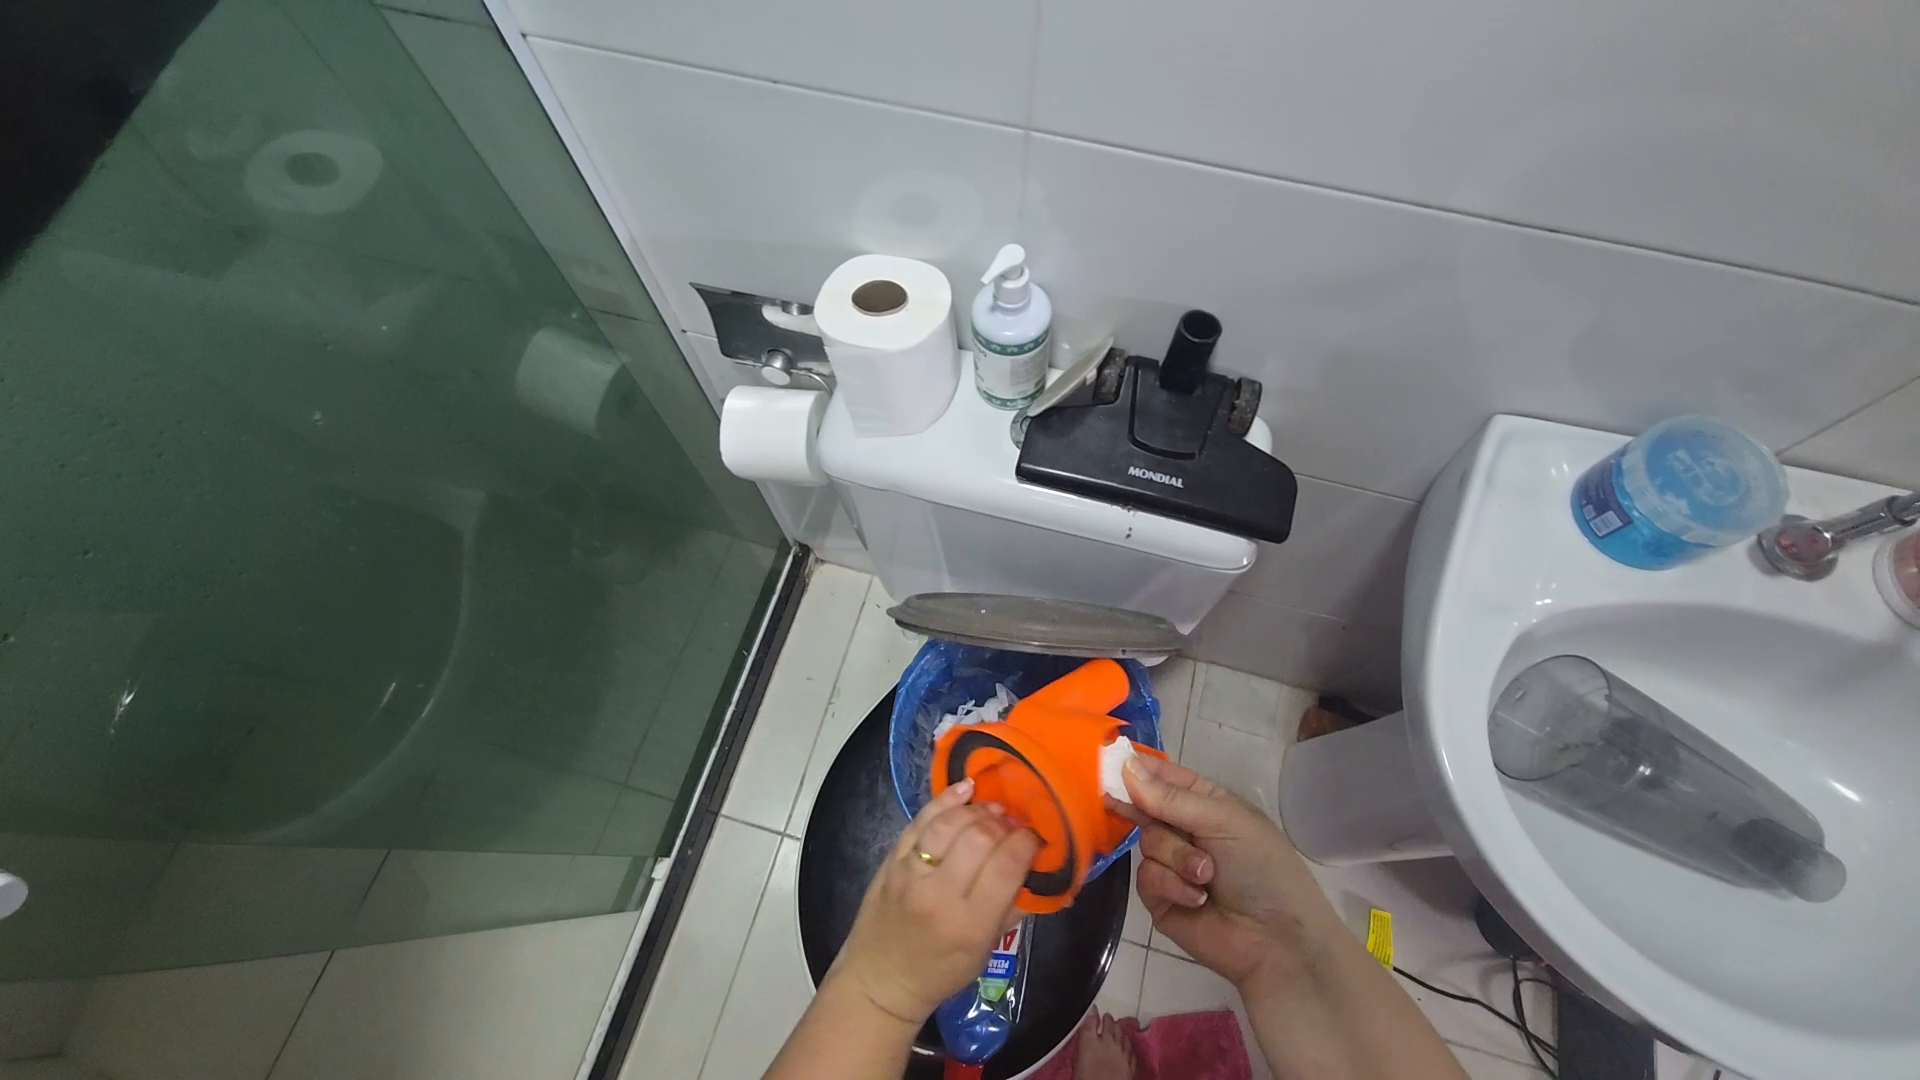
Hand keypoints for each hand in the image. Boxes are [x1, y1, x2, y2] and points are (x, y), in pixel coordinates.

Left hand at [828, 778, 1042, 1023]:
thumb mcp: (986, 950)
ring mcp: (911, 873)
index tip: (1035, 836)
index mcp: (969, 924)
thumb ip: (1012, 906)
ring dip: (978, 809)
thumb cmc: (942, 970)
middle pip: (979, 838)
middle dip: (1004, 824)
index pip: (1006, 867)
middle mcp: (939, 894)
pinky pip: (921, 819)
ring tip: (994, 809)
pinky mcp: (893, 859)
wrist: (883, 977)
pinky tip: (966, 789)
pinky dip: (945, 799)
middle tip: (1014, 824)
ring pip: (949, 823)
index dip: (1026, 843)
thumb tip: (1036, 864)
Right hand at [1122, 754, 1344, 990]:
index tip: (1109, 759)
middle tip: (1114, 798)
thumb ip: (1171, 798)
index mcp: (1204, 803)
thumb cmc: (1262, 868)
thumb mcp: (1225, 821)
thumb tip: (1125, 765)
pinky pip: (1146, 876)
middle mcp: (1184, 829)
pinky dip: (1171, 884)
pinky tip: (1197, 898)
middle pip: (1144, 806)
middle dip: (1145, 808)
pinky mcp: (1160, 898)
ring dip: (1176, 857)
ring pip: (1146, 842)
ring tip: (1206, 876)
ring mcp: (1170, 864)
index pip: (1163, 776)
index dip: (1137, 766)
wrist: (1278, 943)